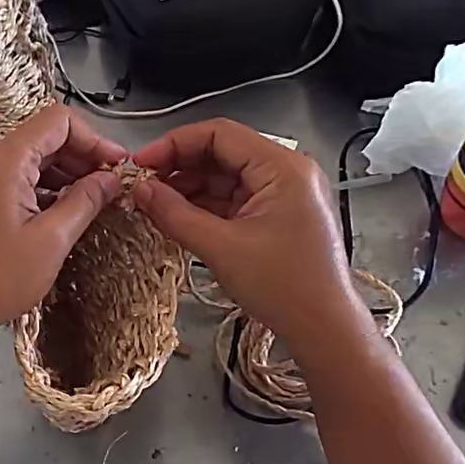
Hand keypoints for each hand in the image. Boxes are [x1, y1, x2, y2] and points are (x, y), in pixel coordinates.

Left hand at [0, 105, 126, 382]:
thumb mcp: (51, 241)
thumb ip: (85, 201)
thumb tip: (110, 180)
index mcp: (5, 163)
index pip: (57, 120)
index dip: (94, 138)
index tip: (116, 166)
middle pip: (45, 137)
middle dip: (83, 156)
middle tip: (112, 186)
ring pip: (33, 161)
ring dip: (67, 175)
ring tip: (95, 202)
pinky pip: (19, 182)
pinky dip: (47, 190)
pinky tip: (67, 214)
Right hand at [132, 119, 373, 356]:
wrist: (325, 329)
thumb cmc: (282, 286)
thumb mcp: (220, 248)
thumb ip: (174, 213)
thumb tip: (139, 190)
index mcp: (282, 167)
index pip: (218, 134)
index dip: (174, 144)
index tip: (141, 164)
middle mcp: (286, 171)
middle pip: (221, 152)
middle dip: (178, 167)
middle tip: (142, 186)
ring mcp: (282, 193)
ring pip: (224, 177)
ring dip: (187, 188)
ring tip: (153, 204)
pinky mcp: (275, 215)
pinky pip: (232, 199)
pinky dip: (203, 206)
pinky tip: (176, 216)